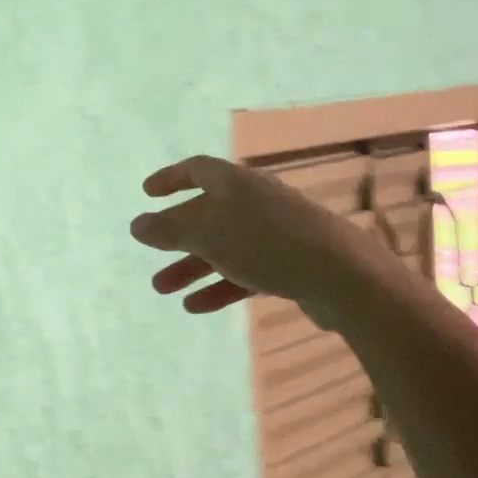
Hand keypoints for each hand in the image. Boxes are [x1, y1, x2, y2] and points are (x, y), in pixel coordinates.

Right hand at [129, 155, 378, 315]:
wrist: (339, 274)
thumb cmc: (265, 243)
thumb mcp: (206, 233)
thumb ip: (168, 229)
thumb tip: (137, 225)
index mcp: (237, 183)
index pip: (198, 170)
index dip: (170, 179)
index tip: (147, 192)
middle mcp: (257, 202)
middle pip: (208, 213)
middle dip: (175, 236)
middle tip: (150, 252)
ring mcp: (275, 233)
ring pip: (223, 247)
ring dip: (190, 267)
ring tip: (163, 288)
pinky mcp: (290, 263)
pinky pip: (244, 272)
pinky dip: (218, 286)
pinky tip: (196, 306)